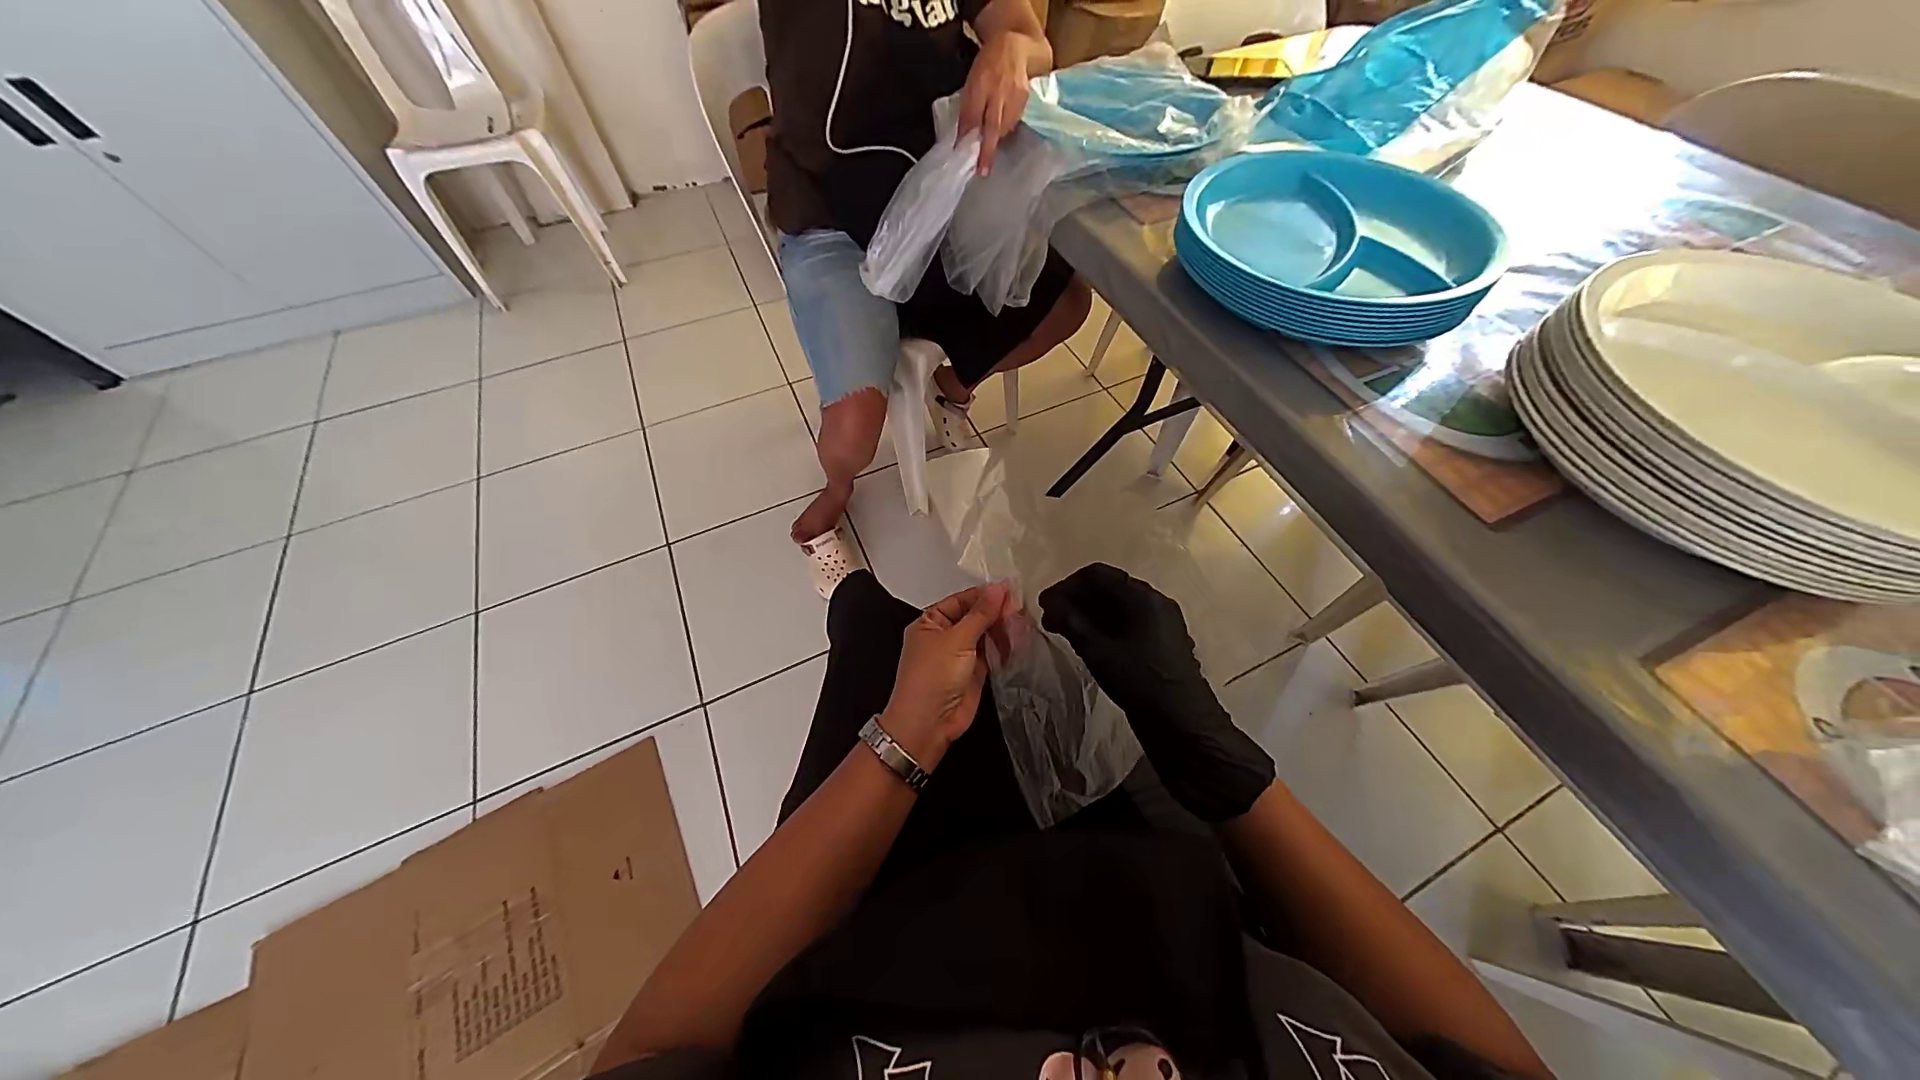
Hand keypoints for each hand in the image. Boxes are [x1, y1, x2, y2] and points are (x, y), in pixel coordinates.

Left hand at [880, 582, 1009, 770]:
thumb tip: (998, 588)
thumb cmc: (930, 679)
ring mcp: (959, 654)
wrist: (929, 724)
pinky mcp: (974, 671)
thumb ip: (981, 614)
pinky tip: (1018, 641)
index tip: (1009, 590)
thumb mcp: (957, 640)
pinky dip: (1004, 646)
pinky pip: (992, 653)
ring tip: (1022, 624)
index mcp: (930, 622)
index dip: (984, 595)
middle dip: (996, 612)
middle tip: (1019, 608)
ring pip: (985, 634)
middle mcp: (944, 636)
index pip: (961, 600)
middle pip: (975, 616)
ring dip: (1002, 629)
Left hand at [956, 33, 1040, 175]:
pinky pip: (1013, 122)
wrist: (1015, 46)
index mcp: (979, 83)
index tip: (962, 154)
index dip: (968, 135)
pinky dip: (1006, 131)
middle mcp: (997, 89)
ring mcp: (1014, 94)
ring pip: (1004, 127)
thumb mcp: (971, 84)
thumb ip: (967, 111)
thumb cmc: (988, 68)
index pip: (972, 115)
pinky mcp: (1025, 99)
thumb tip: (962, 140)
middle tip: (983, 171)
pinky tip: (1002, 133)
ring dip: (996, 142)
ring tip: (989, 153)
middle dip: (987, 150)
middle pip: (992, 126)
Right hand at [1040, 564, 1273, 821]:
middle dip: (1076, 600)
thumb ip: (1072, 623)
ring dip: (1088, 615)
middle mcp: (1156, 604)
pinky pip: (1128, 624)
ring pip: (1118, 607)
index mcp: (1144, 598)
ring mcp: (1161, 624)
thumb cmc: (1141, 684)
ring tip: (1062, 633)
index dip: (1066, 585)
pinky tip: (1087, 645)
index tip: (1044, 605)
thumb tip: (1051, 602)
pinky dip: (1104, 628)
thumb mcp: (1100, 652)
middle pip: (1109, 588)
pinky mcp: (1161, 644)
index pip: (1098, 575)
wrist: (1185, 727)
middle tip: (1049, 620)